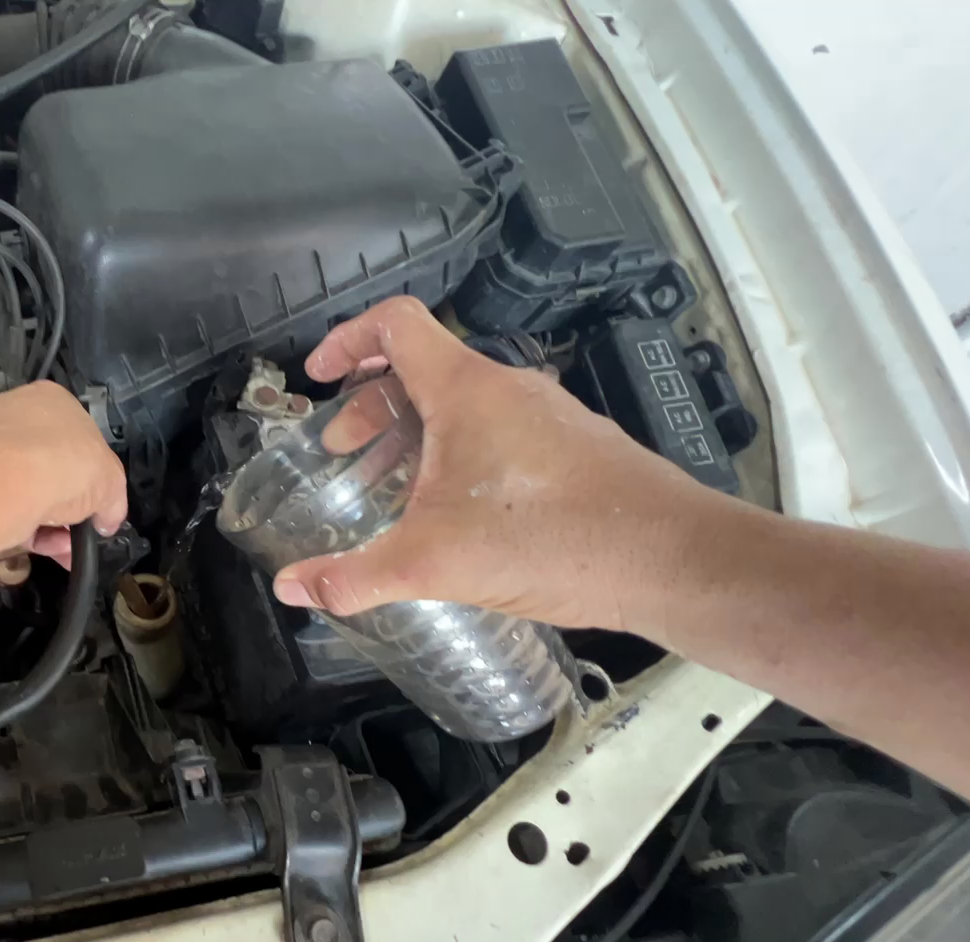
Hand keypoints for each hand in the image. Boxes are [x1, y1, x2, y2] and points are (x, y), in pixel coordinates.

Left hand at [0, 380, 127, 565]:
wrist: (9, 480)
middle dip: (68, 505)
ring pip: (27, 491)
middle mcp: (17, 415)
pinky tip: (45, 547)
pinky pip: (7, 506)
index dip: (89, 473)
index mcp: (52, 400)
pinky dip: (27, 530)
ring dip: (51, 525)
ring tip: (65, 548)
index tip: (94, 501)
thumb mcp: (112, 482)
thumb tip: (108, 520)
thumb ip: (113, 501)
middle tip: (79, 529)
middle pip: (49, 466)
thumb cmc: (66, 463)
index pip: (75, 436)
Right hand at [271, 297, 731, 633]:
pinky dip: (448, 450)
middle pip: (418, 367)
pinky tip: (446, 508)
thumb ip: (353, 575)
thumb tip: (291, 590)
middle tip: (341, 452)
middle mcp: (504, 387)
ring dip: (407, 431)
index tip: (317, 377)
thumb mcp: (431, 562)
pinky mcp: (566, 446)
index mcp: (464, 389)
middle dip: (366, 404)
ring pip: (455, 402)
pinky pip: (490, 428)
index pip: (395, 324)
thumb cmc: (548, 538)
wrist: (678, 561)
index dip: (345, 339)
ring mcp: (541, 415)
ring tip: (384, 483)